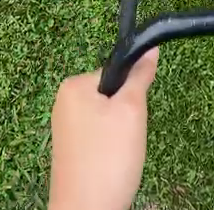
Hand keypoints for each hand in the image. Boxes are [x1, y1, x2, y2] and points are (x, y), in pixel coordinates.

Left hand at [48, 50, 157, 209]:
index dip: (131, 92)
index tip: (134, 115)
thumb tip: (150, 49)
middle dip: (125, 114)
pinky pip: (99, 137)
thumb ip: (141, 76)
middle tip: (127, 137)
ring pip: (107, 118)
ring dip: (120, 133)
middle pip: (111, 95)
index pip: (115, 73)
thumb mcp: (132, 110)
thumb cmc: (108, 157)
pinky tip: (112, 164)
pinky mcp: (69, 152)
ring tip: (120, 153)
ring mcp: (65, 129)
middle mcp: (63, 103)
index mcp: (73, 85)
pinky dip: (110, 148)